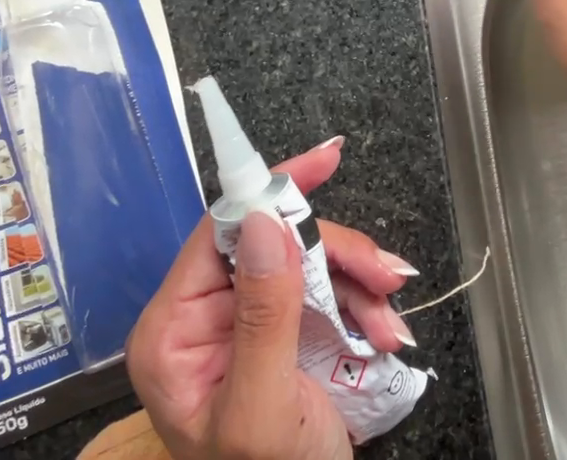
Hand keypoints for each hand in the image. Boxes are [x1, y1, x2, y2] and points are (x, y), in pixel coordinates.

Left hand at [127, 142, 418, 459]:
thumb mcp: (262, 407)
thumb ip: (265, 316)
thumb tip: (268, 221)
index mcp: (176, 328)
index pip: (222, 231)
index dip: (273, 189)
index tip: (327, 158)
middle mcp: (207, 313)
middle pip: (281, 241)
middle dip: (341, 256)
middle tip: (387, 278)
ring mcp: (249, 318)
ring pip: (315, 260)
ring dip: (362, 285)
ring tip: (390, 327)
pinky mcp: (288, 326)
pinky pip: (333, 287)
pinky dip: (367, 304)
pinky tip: (385, 333)